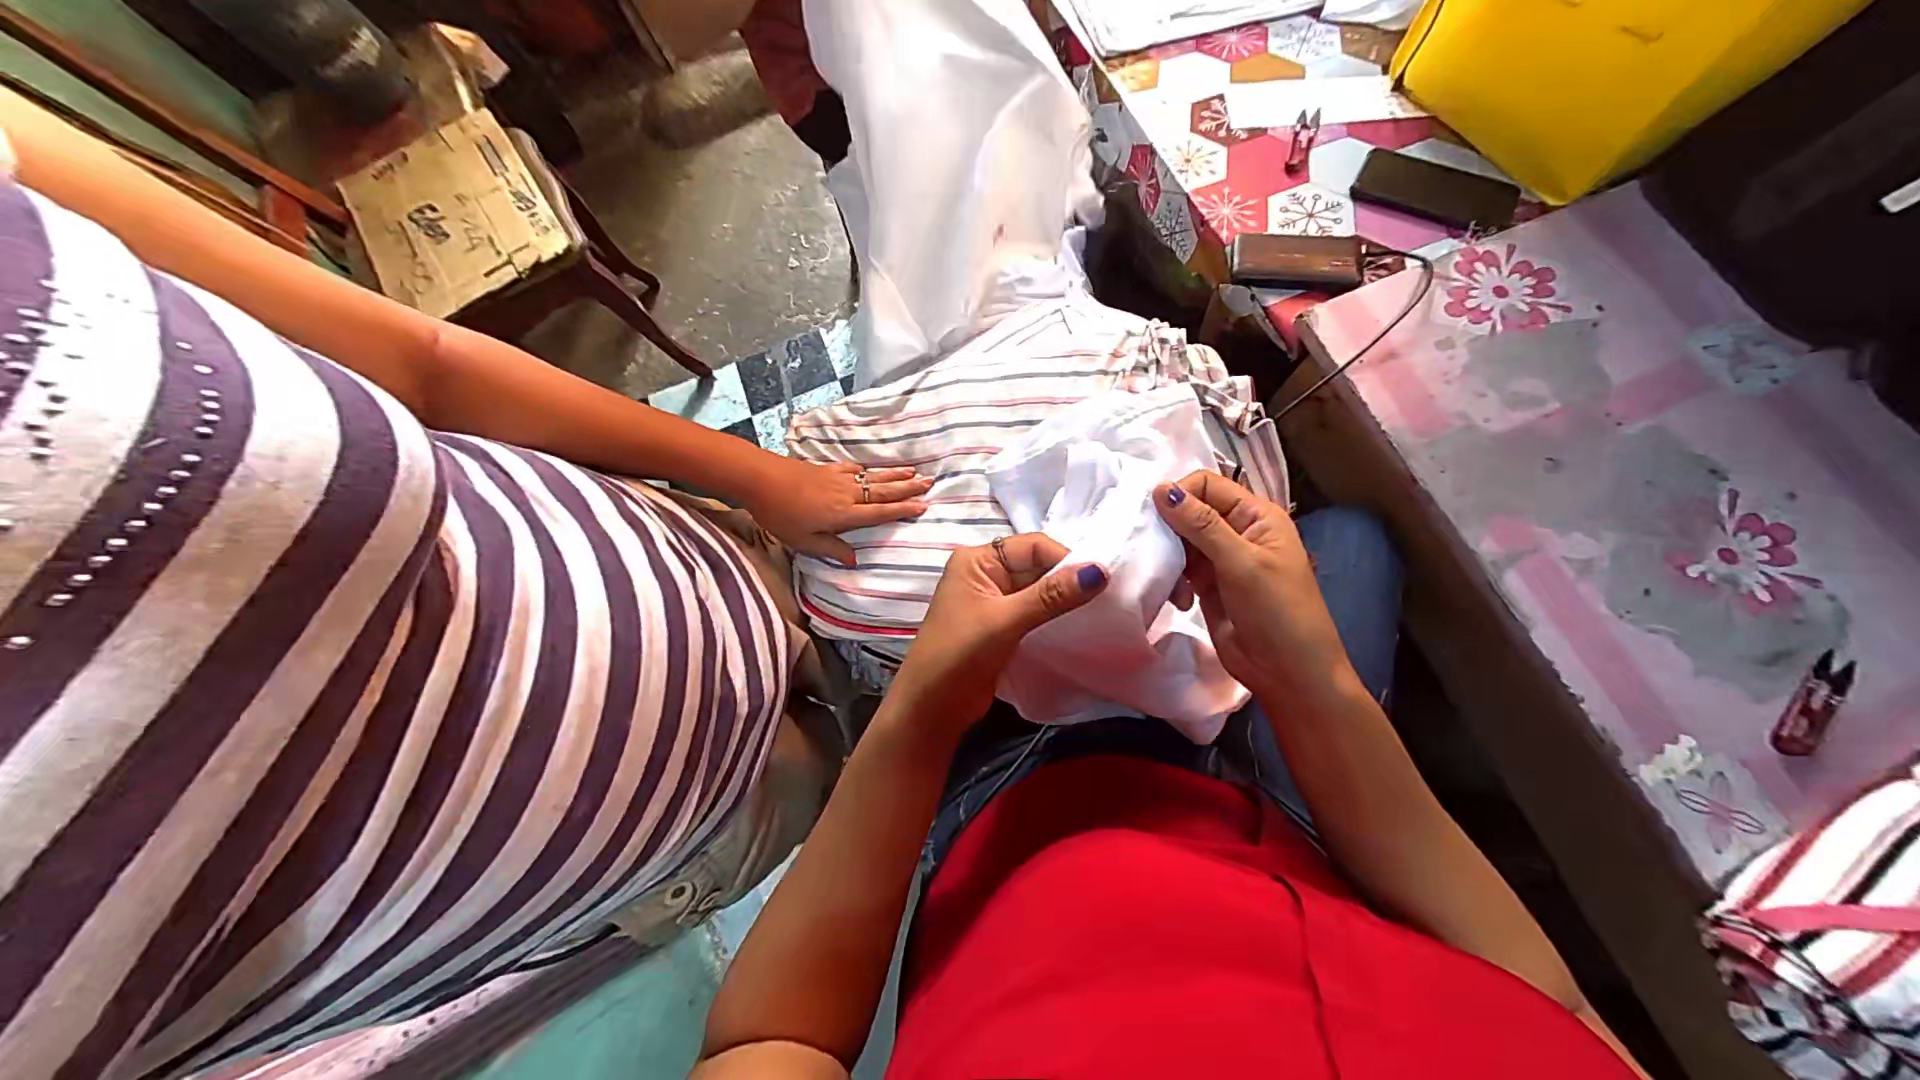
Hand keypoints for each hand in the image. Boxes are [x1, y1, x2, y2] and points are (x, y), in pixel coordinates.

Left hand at [740, 458, 932, 563]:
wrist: (759, 478)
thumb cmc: (779, 514)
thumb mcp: (803, 541)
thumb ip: (831, 549)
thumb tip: (854, 560)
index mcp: (843, 514)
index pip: (880, 513)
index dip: (902, 510)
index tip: (923, 506)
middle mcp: (846, 494)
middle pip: (882, 491)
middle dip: (907, 488)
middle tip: (929, 483)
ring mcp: (837, 479)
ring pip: (872, 477)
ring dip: (894, 475)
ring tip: (913, 472)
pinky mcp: (826, 469)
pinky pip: (854, 470)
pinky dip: (867, 470)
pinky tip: (871, 470)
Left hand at [888, 535, 1107, 735]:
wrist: (931, 707)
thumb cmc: (959, 654)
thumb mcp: (1005, 620)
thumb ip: (1051, 596)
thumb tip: (1099, 572)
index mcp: (977, 560)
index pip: (1033, 546)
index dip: (1065, 559)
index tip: (1100, 580)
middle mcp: (985, 574)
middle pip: (1038, 566)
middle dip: (1068, 579)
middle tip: (1106, 597)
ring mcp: (994, 602)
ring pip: (1040, 591)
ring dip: (1064, 600)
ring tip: (1097, 612)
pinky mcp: (1002, 627)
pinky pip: (1036, 613)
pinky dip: (1055, 618)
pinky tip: (1077, 626)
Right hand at [1154, 471, 1357, 701]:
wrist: (1289, 672)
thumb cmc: (1277, 611)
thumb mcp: (1241, 562)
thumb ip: (1201, 524)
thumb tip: (1161, 488)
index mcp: (1256, 515)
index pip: (1208, 485)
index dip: (1180, 494)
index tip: (1153, 516)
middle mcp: (1238, 531)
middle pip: (1190, 511)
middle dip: (1168, 525)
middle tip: (1150, 545)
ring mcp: (1221, 559)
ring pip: (1180, 540)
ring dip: (1168, 554)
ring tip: (1164, 574)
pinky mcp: (1206, 585)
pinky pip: (1179, 567)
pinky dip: (1171, 577)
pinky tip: (1174, 596)